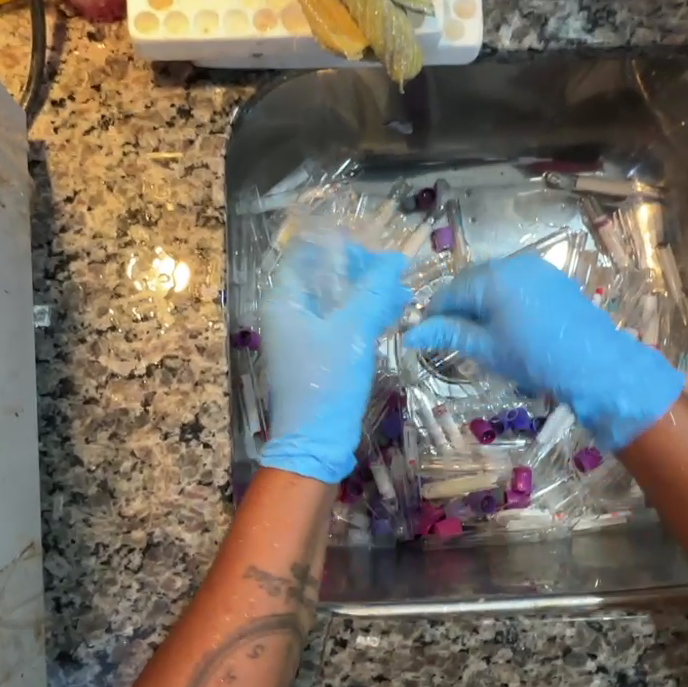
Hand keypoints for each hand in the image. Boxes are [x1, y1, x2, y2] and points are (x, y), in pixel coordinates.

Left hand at [259, 235, 410, 483]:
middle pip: (323, 275)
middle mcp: (288, 313)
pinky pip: (341, 322)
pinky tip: (392, 311)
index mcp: (284, 300)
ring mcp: (302, 334)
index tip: (375, 249)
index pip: (306, 253)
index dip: (339, 246)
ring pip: (336, 300)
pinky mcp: (318, 353)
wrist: (315, 440)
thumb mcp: (353, 331)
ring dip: (367, 292)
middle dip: (361, 270)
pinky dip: (364, 314)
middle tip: (396, 271)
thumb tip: (396, 260)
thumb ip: (374, 292)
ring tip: (402, 291)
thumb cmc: (327, 381)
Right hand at [401, 255, 682, 449]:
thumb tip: (409, 335)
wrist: (595, 364)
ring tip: (482, 334)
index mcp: (491, 278)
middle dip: (458, 307)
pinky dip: (503, 299)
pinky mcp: (552, 277)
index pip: (448, 293)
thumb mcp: (485, 349)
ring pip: (492, 281)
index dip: (434, 315)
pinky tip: (508, 325)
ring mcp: (535, 267)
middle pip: (469, 282)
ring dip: (480, 303)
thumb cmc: (534, 358)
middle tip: (455, 338)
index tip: (428, 337)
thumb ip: (447, 334)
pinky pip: (515, 282)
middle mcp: (511, 263)